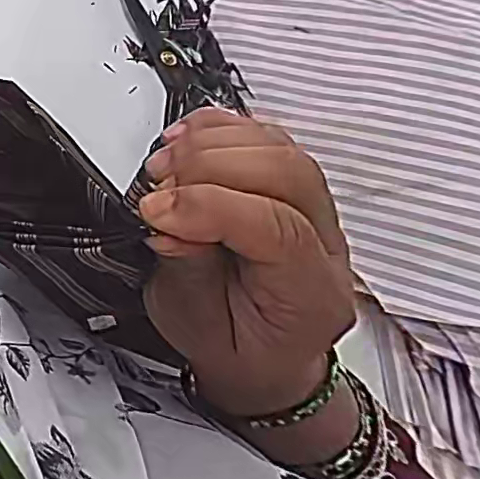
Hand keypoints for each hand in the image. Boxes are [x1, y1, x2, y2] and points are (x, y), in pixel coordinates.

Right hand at [139, 108, 354, 416]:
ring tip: (164, 165)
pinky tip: (184, 141)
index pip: (278, 229)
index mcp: (312, 294)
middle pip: (286, 173)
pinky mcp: (287, 181)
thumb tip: (165, 218)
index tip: (154, 211)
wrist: (259, 350)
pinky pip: (263, 134)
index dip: (209, 208)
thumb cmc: (236, 346)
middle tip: (158, 184)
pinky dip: (218, 128)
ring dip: (210, 143)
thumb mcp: (196, 327)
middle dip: (208, 166)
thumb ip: (186, 270)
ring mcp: (314, 207)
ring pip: (278, 145)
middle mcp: (326, 244)